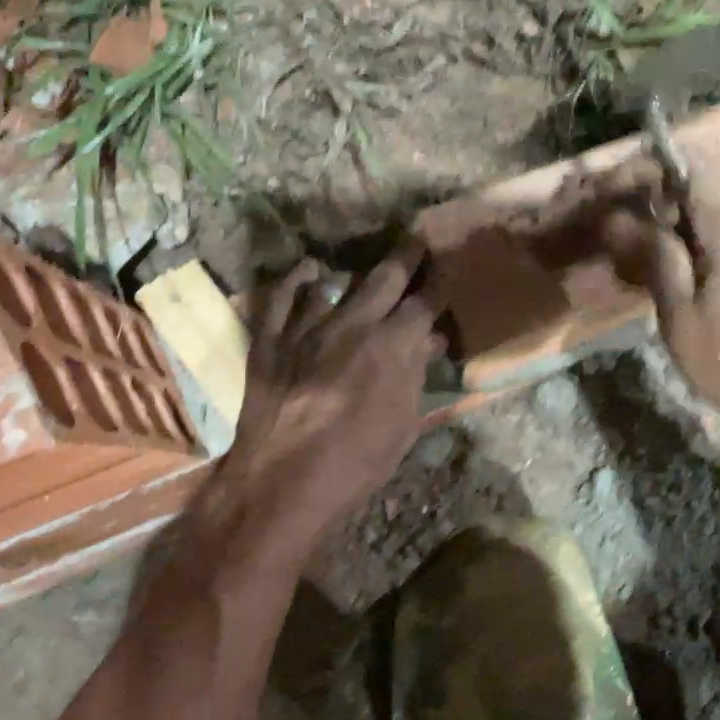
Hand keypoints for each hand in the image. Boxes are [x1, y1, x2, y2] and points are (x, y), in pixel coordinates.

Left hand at [195, 242, 438, 545]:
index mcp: (391, 347)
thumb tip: (429, 342)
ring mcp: (305, 328)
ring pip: (333, 283)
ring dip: (353, 275)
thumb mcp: (402, 426)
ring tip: (365, 265)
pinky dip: (296, 279)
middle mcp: (351, 325)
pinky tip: (308, 271)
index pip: (423, 304)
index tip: (449, 269)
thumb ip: (415, 376)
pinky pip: (281, 296)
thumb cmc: (356, 464)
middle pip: (383, 279)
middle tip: (418, 237)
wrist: (283, 483)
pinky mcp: (269, 339)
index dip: (439, 286)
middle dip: (405, 257)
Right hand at [604, 166, 719, 445]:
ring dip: (671, 230)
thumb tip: (619, 217)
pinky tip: (674, 282)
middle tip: (614, 243)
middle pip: (696, 187)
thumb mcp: (681, 315)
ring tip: (636, 269)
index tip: (608, 198)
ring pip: (711, 214)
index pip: (684, 162)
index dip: (641, 170)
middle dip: (650, 205)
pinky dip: (696, 247)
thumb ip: (653, 256)